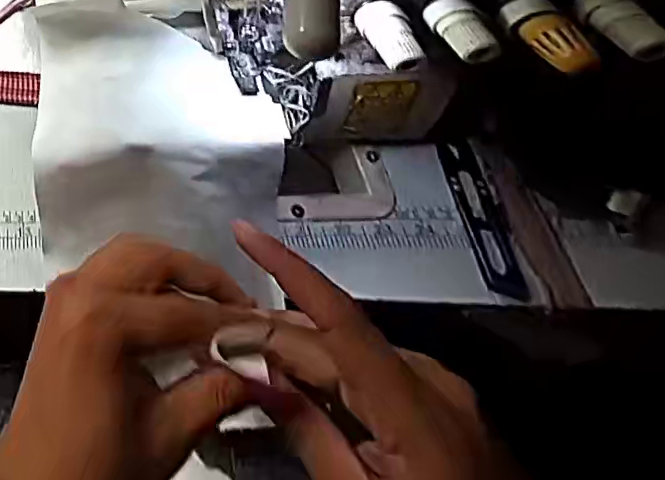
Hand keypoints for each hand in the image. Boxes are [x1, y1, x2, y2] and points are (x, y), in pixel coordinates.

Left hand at [0, 234, 265, 479]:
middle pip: (156, 258)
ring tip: (212, 304)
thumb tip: (258, 369)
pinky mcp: (63, 298)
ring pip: (132, 252)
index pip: (183, 311)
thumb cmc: (90, 466)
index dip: (231, 322)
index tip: (264, 330)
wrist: (35, 478)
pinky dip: (146, 277)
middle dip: (202, 277)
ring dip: (174, 270)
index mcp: (101, 321)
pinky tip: (172, 308)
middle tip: (240, 306)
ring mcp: (66, 289)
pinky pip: (111, 266)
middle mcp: (79, 291)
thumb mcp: (164, 436)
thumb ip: (215, 393)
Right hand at [233, 220, 517, 479]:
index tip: (244, 231)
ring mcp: (445, 392)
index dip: (286, 267)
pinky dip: (331, 370)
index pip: (338, 318)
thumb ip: (309, 433)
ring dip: (299, 349)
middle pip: (335, 337)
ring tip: (246, 350)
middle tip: (218, 331)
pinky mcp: (446, 405)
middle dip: (274, 330)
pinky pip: (374, 371)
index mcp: (416, 406)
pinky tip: (299, 378)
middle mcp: (432, 381)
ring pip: (353, 351)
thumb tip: (253, 370)